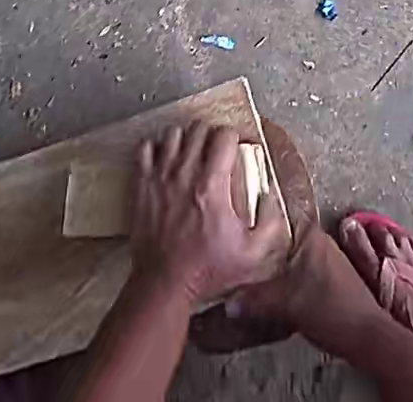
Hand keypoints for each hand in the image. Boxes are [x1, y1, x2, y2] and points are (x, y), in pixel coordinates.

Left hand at [129, 121, 287, 303]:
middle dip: (210, 135)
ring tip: (190, 153)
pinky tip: (165, 159)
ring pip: (173, 133)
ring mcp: (160, 176)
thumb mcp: (250, 254)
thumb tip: (270, 196)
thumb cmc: (205, 269)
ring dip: (184, 139)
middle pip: (199, 128)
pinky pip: (146, 147)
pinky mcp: (141, 184)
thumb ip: (269, 223)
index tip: (233, 151)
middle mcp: (185, 174)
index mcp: (212, 185)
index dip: (232, 138)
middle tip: (213, 151)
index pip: (224, 136)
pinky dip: (156, 148)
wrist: (163, 284)